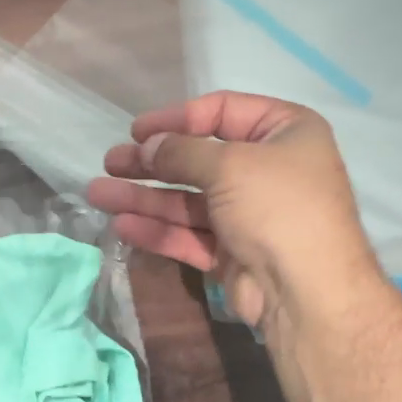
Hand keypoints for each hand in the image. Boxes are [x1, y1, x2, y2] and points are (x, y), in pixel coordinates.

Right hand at [86, 92, 382, 327]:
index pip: (222, 113)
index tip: (137, 130)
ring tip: (99, 194)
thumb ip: (183, 152)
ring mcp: (246, 214)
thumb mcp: (231, 165)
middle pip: (197, 160)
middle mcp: (265, 169)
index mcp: (283, 132)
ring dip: (143, 198)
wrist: (303, 289)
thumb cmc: (278, 207)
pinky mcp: (229, 252)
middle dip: (151, 163)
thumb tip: (147, 146)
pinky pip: (188, 234)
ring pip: (186, 201)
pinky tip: (122, 225)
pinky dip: (157, 230)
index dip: (177, 119)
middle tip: (110, 162)